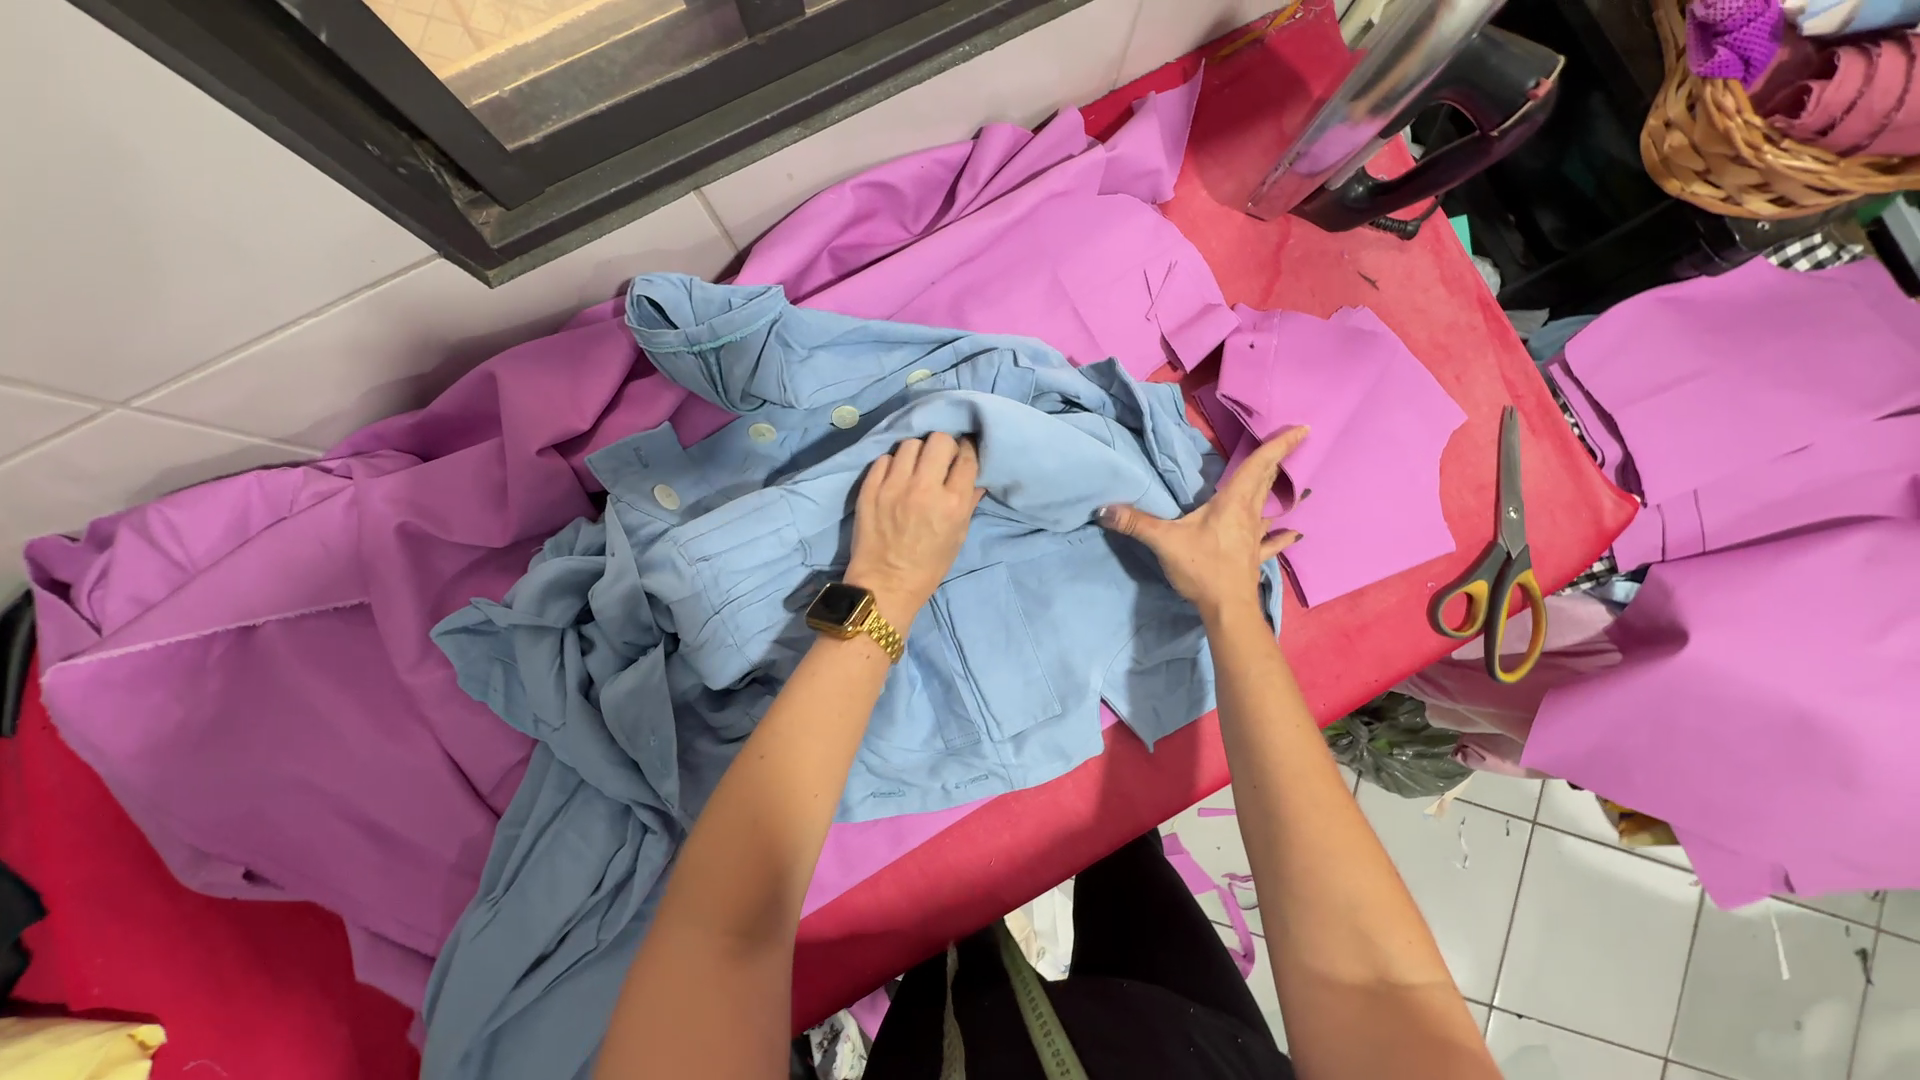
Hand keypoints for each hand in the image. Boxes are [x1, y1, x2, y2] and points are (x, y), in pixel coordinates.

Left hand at [845, 433, 985, 627]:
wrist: (886, 583)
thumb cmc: (929, 566)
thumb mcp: (959, 536)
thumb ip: (968, 502)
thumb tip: (975, 478)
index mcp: (953, 503)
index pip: (966, 457)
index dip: (967, 451)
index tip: (962, 455)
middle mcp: (925, 488)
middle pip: (939, 440)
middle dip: (943, 446)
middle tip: (939, 459)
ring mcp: (894, 486)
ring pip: (910, 444)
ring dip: (917, 452)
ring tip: (915, 466)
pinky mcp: (870, 488)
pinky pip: (885, 458)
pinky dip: (893, 464)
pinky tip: (896, 477)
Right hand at [1096, 425, 1307, 621]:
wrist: (1228, 608)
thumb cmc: (1202, 568)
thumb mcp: (1164, 542)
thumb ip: (1134, 523)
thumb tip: (1102, 509)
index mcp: (1232, 503)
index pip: (1258, 466)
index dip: (1279, 446)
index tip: (1303, 428)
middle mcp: (1249, 515)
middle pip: (1266, 481)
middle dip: (1279, 460)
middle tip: (1294, 443)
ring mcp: (1255, 537)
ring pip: (1272, 508)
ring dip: (1283, 495)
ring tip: (1301, 486)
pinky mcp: (1255, 557)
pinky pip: (1272, 543)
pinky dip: (1283, 536)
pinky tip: (1295, 534)